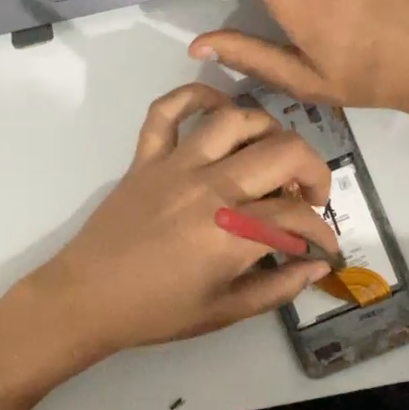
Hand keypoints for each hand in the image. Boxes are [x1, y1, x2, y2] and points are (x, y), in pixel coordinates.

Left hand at [28, 84, 339, 353]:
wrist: (86, 299)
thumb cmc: (155, 312)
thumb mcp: (223, 312)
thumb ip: (276, 289)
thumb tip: (316, 266)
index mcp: (231, 233)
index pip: (297, 217)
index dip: (321, 232)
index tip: (322, 247)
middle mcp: (210, 189)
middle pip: (283, 153)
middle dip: (313, 172)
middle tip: (306, 198)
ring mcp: (175, 167)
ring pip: (234, 120)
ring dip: (267, 130)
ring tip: (271, 155)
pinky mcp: (145, 159)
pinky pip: (167, 111)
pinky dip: (194, 97)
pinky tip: (217, 111)